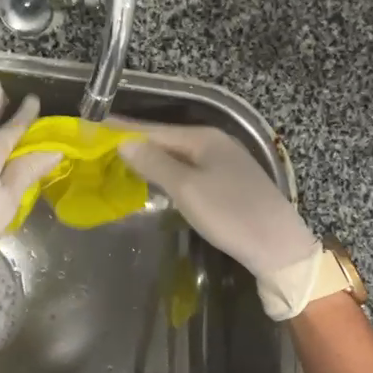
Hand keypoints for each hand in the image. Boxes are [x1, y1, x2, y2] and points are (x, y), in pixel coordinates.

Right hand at [116, 122, 322, 319]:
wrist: (279, 246)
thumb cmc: (231, 215)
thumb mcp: (187, 189)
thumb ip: (155, 164)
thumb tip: (123, 142)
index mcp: (203, 138)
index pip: (152, 129)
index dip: (122, 128)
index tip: (93, 125)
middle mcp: (214, 143)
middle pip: (165, 139)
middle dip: (133, 141)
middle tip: (99, 146)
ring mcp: (224, 162)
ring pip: (176, 155)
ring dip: (148, 157)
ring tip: (118, 161)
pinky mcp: (228, 182)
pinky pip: (188, 169)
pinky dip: (166, 171)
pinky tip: (154, 179)